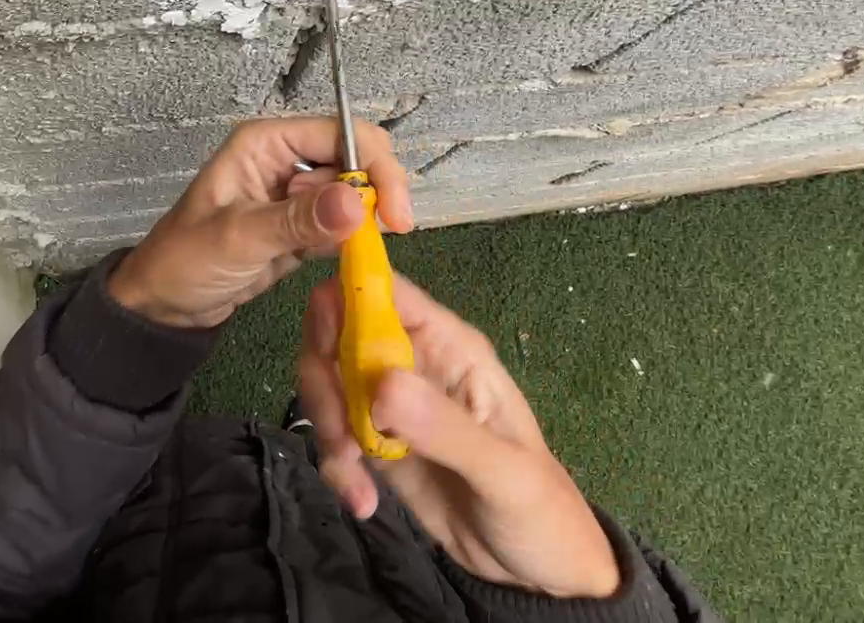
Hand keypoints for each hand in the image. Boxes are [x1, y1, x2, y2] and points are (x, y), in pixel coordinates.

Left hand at [108, 117, 413, 329]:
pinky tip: (346, 258)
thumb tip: (357, 202)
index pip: (339, 134)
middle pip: (355, 159)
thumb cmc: (184, 260)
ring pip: (353, 193)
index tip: (396, 214)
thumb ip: (297, 220)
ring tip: (352, 250)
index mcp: (265, 144)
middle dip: (375, 193)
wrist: (164, 304)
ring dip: (365, 220)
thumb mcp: (238, 238)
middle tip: (385, 235)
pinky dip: (353, 240)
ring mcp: (295, 195)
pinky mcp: (302, 227)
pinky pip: (342, 224)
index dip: (375, 166)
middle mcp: (285, 160)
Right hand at [297, 275, 620, 598]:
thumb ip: (446, 427)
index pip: (384, 290)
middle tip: (340, 435)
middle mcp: (410, 359)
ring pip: (325, 378)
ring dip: (325, 424)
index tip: (325, 345)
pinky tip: (362, 499)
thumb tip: (383, 383)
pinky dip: (333, 462)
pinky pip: (331, 429)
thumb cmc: (540, 510)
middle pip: (336, 330)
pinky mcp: (371, 436)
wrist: (535, 573)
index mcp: (447, 344)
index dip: (344, 297)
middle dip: (324, 379)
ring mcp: (387, 398)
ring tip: (353, 476)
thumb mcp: (505, 473)